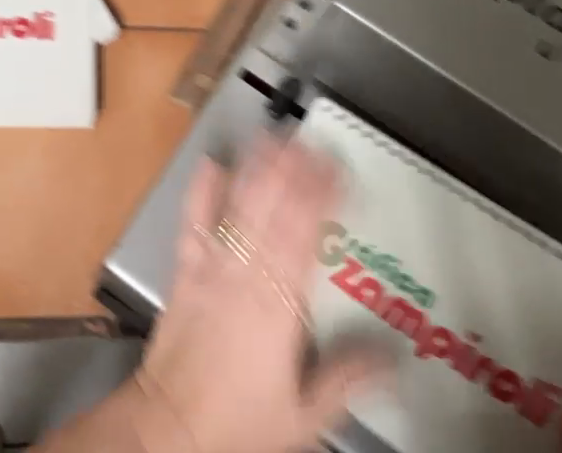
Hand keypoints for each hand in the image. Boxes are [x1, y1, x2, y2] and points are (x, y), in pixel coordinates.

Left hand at [131, 134, 391, 452]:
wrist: (168, 429)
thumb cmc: (237, 423)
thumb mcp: (303, 414)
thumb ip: (346, 380)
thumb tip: (393, 357)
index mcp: (276, 309)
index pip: (302, 239)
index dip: (319, 198)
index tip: (337, 170)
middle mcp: (243, 279)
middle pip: (271, 214)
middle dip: (292, 173)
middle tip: (311, 142)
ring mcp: (210, 272)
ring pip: (237, 211)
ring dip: (255, 172)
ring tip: (273, 138)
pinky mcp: (184, 275)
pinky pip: (193, 227)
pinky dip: (200, 194)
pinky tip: (211, 164)